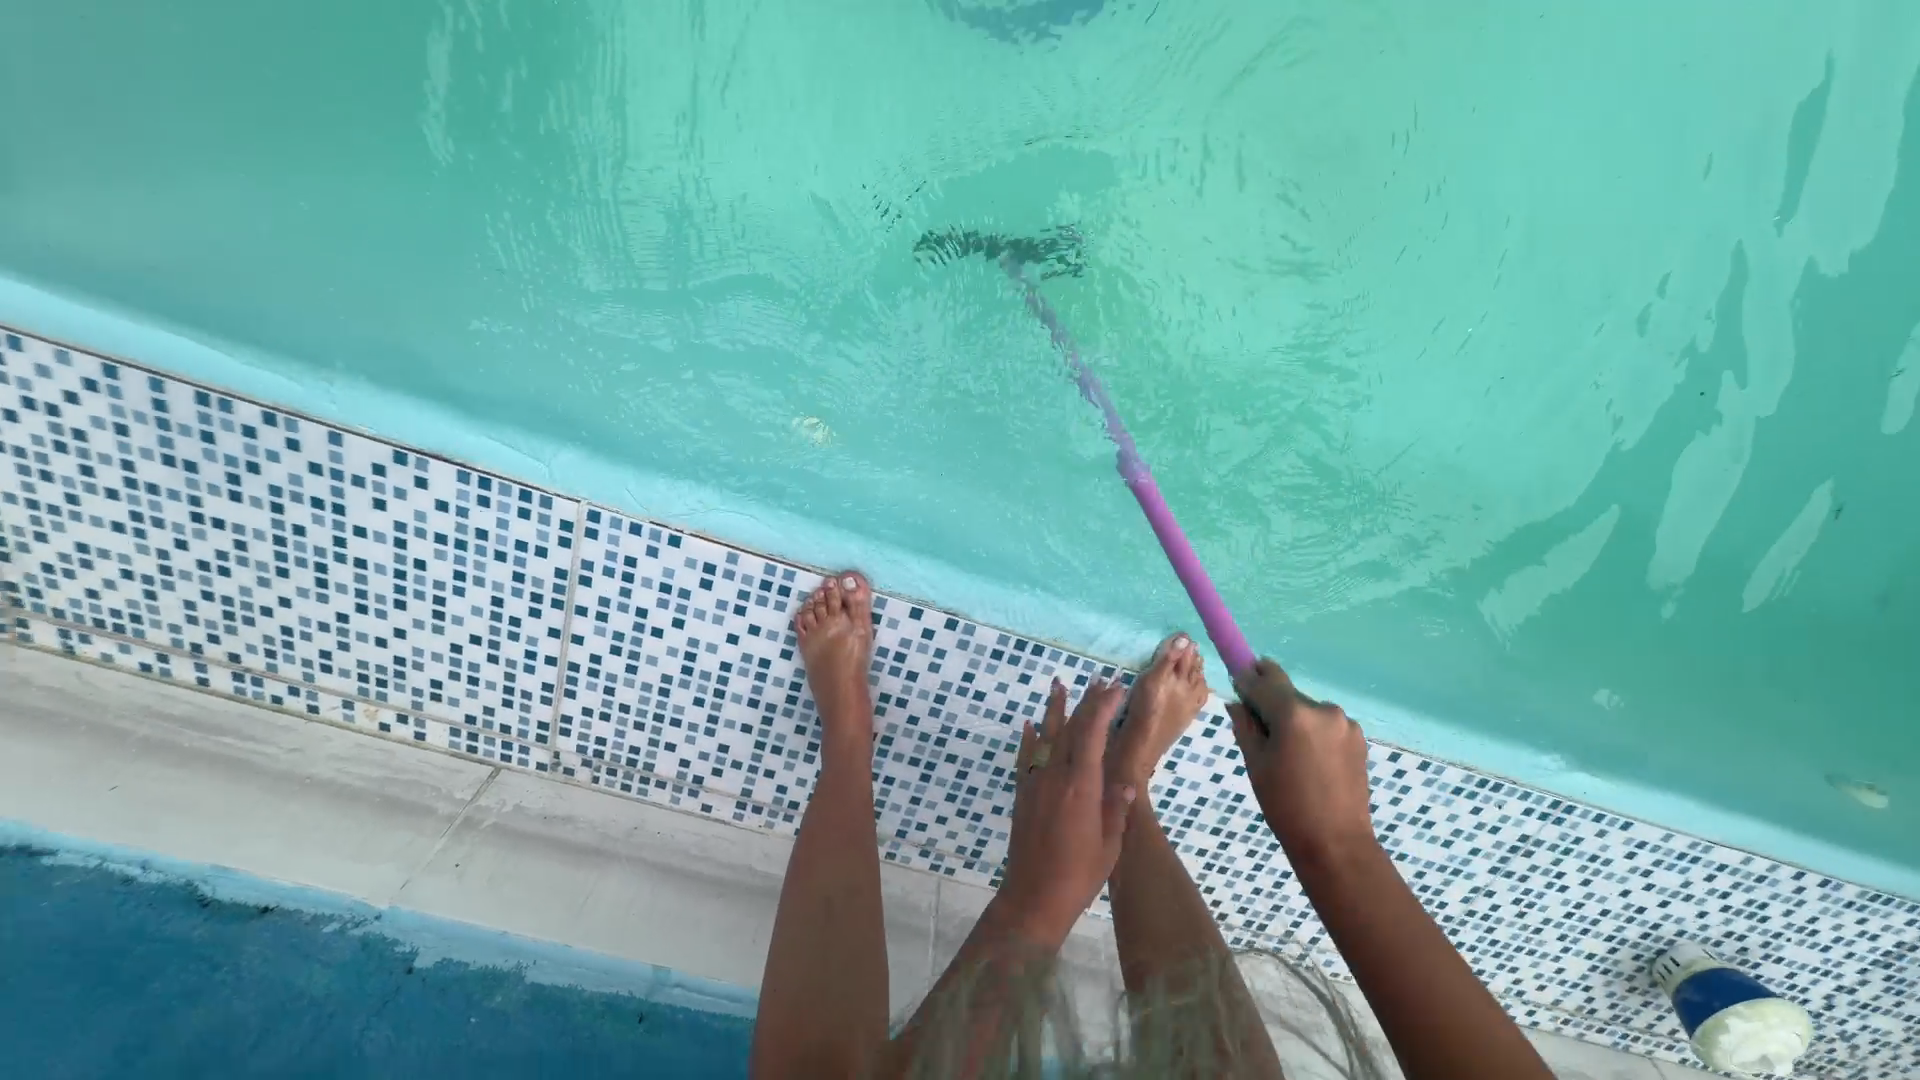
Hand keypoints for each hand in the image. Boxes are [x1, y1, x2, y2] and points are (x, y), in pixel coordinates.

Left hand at [998, 678, 1135, 947]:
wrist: (1033, 897)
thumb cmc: (1078, 875)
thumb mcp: (1109, 844)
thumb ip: (1115, 808)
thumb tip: (1124, 780)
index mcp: (1081, 786)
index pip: (1092, 735)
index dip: (1103, 708)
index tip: (1116, 689)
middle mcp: (1055, 777)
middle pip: (1070, 729)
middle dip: (1085, 702)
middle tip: (1098, 681)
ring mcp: (1035, 783)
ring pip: (1045, 737)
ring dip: (1053, 710)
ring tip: (1058, 684)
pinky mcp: (1022, 794)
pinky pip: (1025, 758)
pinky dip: (1028, 739)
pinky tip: (1029, 725)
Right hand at [1228, 658, 1376, 865]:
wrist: (1336, 843)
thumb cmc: (1285, 805)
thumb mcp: (1255, 764)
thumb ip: (1245, 726)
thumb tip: (1239, 703)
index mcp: (1294, 714)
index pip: (1263, 681)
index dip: (1246, 677)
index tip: (1236, 675)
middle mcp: (1323, 709)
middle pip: (1287, 693)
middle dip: (1270, 701)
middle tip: (1257, 723)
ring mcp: (1345, 723)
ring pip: (1307, 709)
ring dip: (1293, 719)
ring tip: (1287, 753)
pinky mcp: (1358, 738)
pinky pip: (1325, 724)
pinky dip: (1312, 732)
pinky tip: (1308, 760)